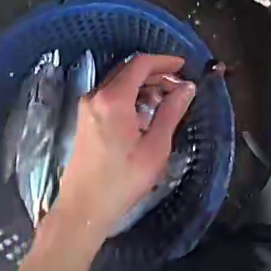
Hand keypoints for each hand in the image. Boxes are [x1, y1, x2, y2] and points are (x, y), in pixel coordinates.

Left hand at [46, 54, 195, 242]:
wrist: (83, 209)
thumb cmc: (122, 181)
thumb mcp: (155, 147)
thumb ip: (171, 112)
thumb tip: (186, 88)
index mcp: (113, 99)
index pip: (140, 64)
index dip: (164, 61)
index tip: (184, 66)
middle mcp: (96, 96)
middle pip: (128, 70)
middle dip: (156, 73)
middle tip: (179, 86)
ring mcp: (87, 107)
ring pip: (119, 82)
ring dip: (144, 84)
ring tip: (167, 100)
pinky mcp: (85, 119)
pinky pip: (110, 95)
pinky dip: (131, 95)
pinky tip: (146, 112)